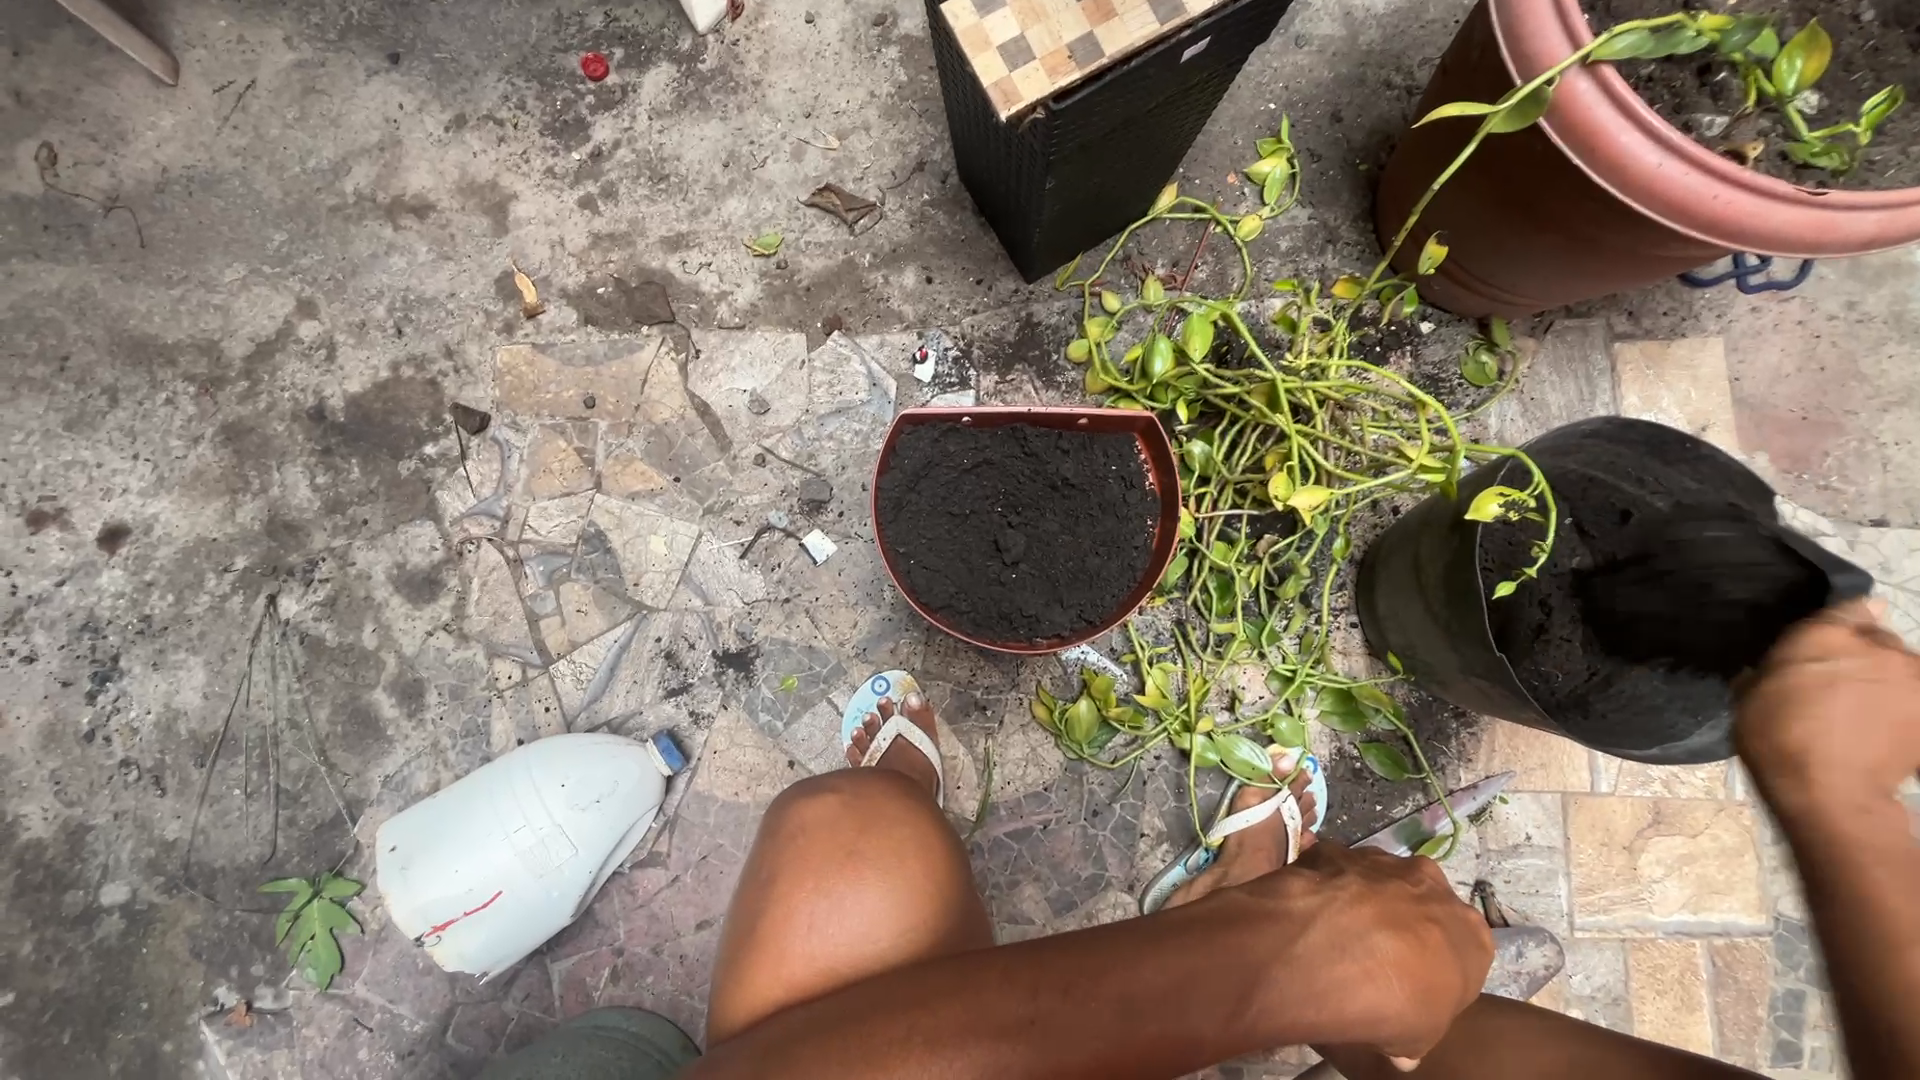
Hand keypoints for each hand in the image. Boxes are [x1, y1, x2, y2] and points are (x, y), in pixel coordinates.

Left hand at [1238, 842, 1491, 1064]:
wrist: (1332, 952)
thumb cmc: (1394, 1003)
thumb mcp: (1419, 1038)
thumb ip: (1416, 1034)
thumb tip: (1401, 1053)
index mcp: (1470, 932)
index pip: (1462, 945)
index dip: (1434, 962)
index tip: (1412, 980)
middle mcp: (1431, 885)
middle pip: (1420, 901)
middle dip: (1400, 919)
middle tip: (1371, 950)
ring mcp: (1381, 860)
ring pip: (1376, 877)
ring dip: (1360, 896)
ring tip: (1333, 929)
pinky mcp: (1334, 849)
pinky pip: (1332, 867)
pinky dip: (1323, 883)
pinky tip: (1308, 909)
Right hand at [1737, 599, 1919, 810]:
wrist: (1827, 787)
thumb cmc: (1772, 734)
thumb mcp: (1753, 690)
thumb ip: (1784, 662)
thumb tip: (1801, 654)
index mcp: (1826, 636)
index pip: (1851, 606)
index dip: (1841, 621)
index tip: (1829, 636)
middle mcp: (1882, 648)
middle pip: (1881, 639)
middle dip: (1863, 653)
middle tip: (1840, 679)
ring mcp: (1918, 680)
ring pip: (1905, 668)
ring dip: (1888, 679)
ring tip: (1865, 706)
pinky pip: (1916, 697)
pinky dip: (1904, 705)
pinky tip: (1884, 725)